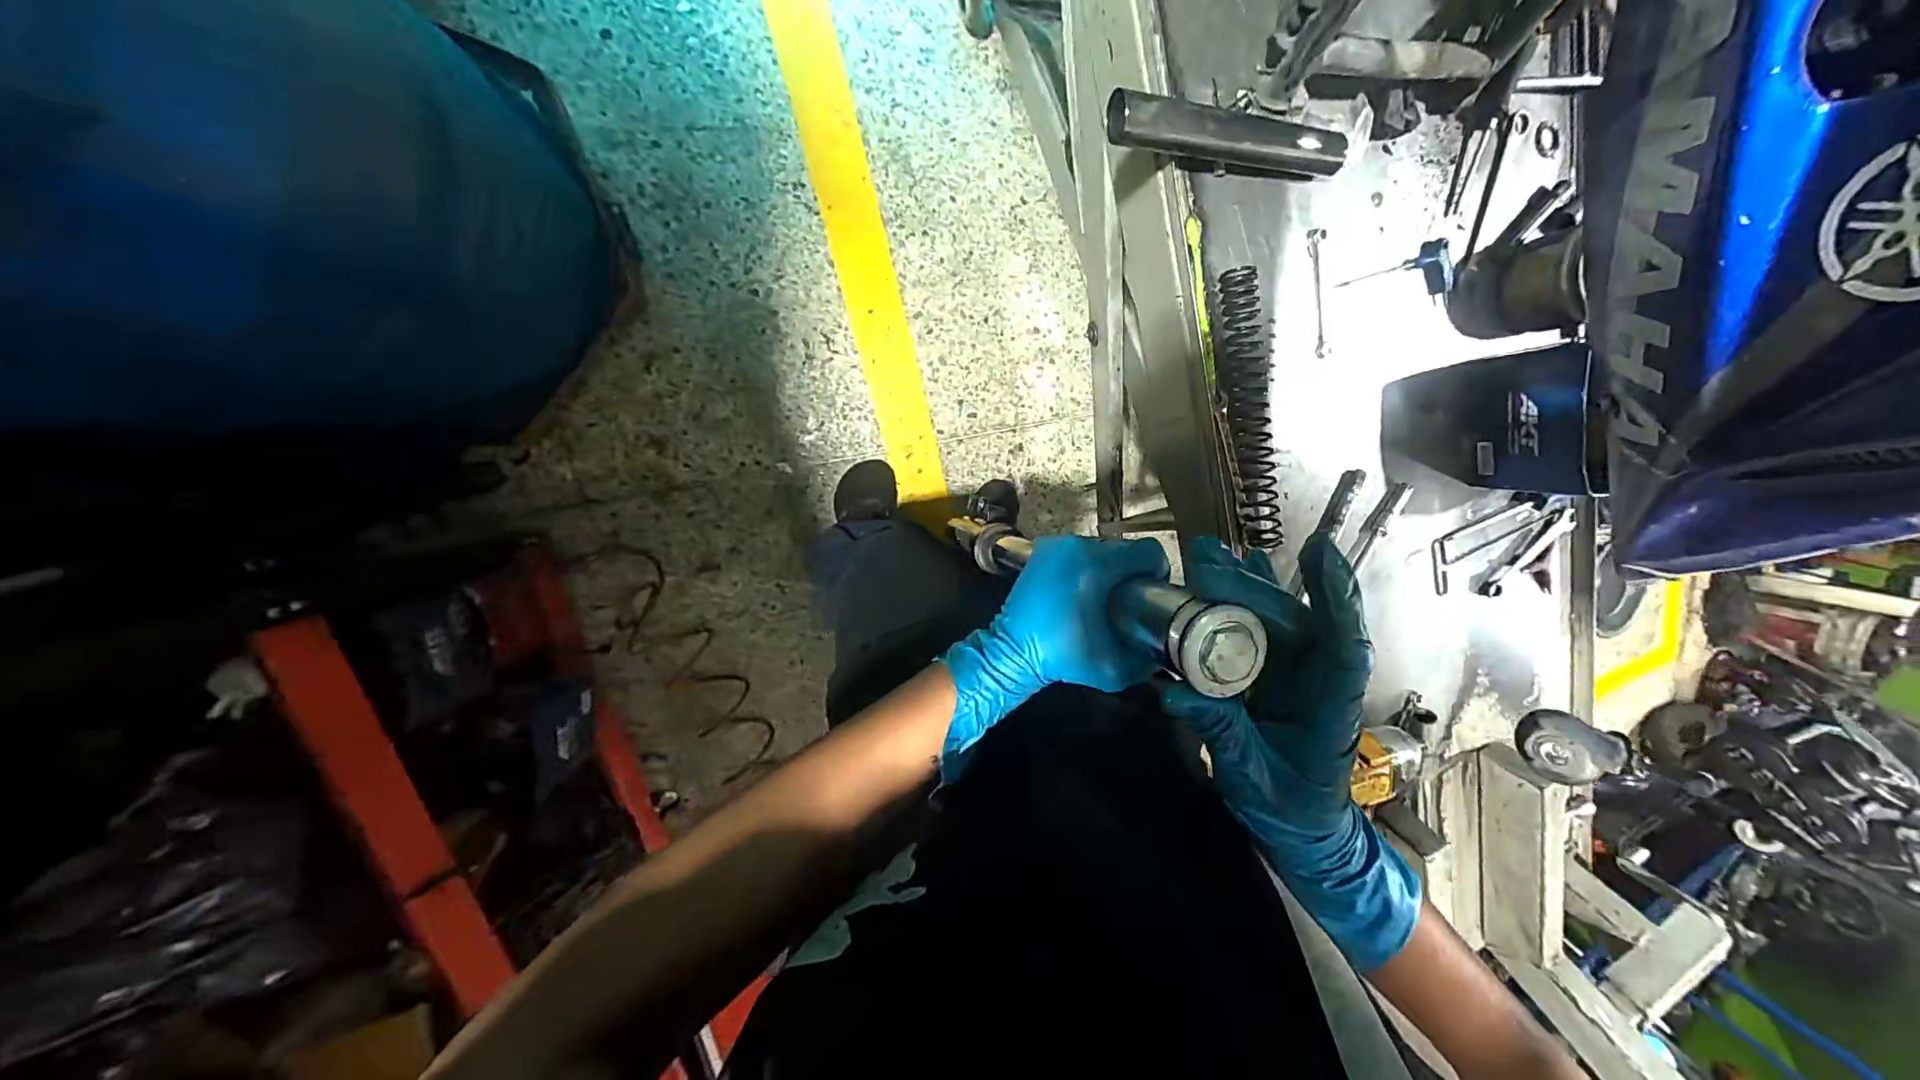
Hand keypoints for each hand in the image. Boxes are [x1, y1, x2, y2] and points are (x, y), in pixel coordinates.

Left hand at [940, 535, 1168, 778]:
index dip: (1157, 572)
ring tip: (1105, 597)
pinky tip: (1084, 591)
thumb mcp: (1114, 668)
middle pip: (1125, 549)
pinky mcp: (1043, 551)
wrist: (1013, 652)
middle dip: (1131, 573)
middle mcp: (1077, 547)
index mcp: (1097, 566)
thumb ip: (1146, 657)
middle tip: (1128, 599)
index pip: (1148, 552)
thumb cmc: (1061, 657)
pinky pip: (1078, 552)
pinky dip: (1086, 567)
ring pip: (1101, 549)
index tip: (1151, 592)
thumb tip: (1165, 643)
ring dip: (1108, 569)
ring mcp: (1057, 545)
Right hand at [1158, 534, 1420, 971]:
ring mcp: (1293, 674)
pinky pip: (1255, 633)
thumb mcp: (1254, 777)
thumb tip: (1171, 691)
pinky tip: (1227, 575)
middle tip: (1205, 556)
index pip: (1342, 644)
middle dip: (1251, 585)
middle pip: (1292, 620)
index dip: (1333, 597)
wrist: (1302, 833)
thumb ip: (1221, 732)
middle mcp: (1316, 678)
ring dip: (1243, 584)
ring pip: (1274, 619)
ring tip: (1208, 553)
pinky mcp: (1269, 677)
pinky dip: (1241, 602)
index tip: (1317, 553)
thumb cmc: (1292, 811)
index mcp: (1330, 704)